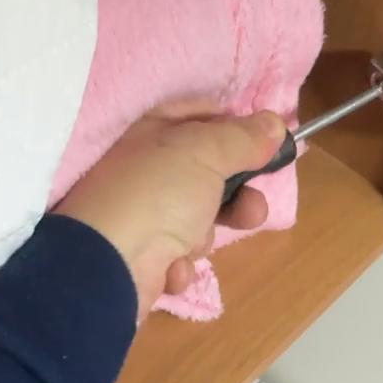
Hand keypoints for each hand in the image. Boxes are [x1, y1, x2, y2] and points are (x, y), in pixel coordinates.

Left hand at [56, 103, 286, 317]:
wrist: (107, 264)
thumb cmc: (157, 194)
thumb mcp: (206, 151)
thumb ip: (243, 138)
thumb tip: (275, 125)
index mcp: (155, 131)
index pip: (204, 116)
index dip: (238, 129)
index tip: (270, 146)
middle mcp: (147, 171)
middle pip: (209, 176)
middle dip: (236, 197)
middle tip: (254, 209)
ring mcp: (144, 217)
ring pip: (199, 223)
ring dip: (203, 237)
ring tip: (193, 244)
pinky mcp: (143, 259)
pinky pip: (179, 258)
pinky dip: (179, 265)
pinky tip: (169, 267)